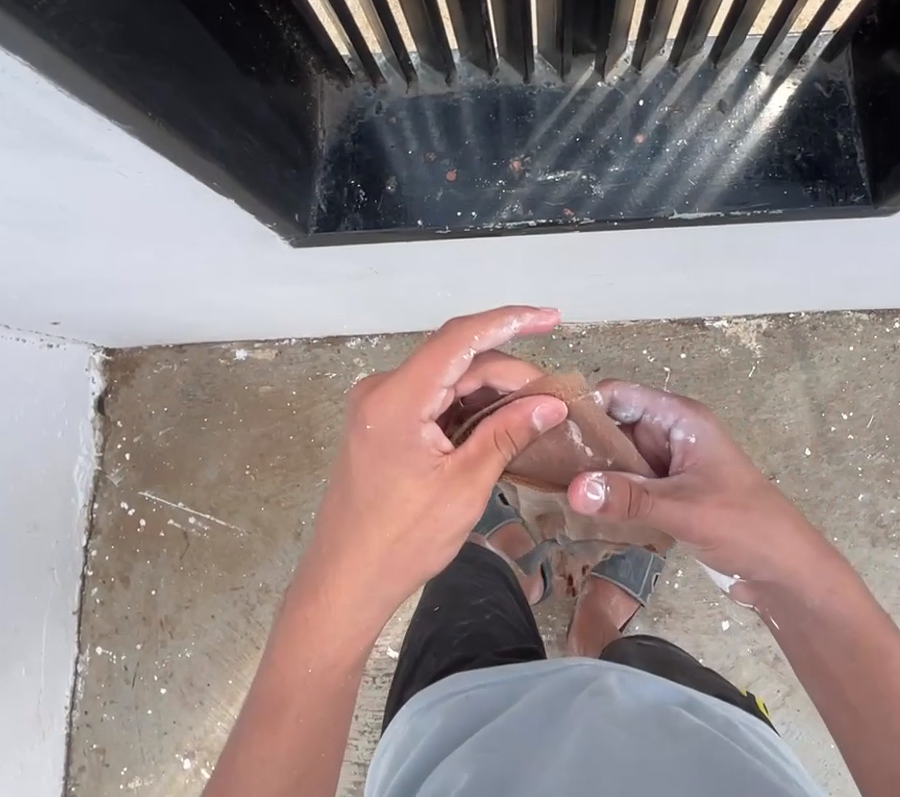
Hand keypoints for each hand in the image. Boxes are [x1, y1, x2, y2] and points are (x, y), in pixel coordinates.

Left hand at [300, 306, 570, 621]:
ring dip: (492, 390)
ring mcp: (380, 404)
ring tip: (536, 411)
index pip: (460, 338)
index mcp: (398, 398)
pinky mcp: (384, 421)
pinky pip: (435, 397)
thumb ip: (508, 434)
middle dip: (509, 373)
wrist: (345, 581)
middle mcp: (383, 389)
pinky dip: (469, 406)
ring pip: (449, 378)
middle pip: (458, 360)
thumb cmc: (403, 540)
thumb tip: (553, 403)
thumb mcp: (465, 486)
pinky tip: (502, 421)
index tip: (552, 318)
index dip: (510, 321)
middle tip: (553, 399)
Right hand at [564, 381, 836, 604]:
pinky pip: (626, 484)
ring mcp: (667, 465)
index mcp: (680, 418)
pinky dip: (604, 492)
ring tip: (541, 481)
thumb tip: (572, 488)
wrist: (784, 571)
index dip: (582, 403)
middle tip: (531, 458)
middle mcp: (670, 433)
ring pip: (616, 457)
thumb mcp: (684, 508)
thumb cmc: (745, 525)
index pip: (620, 395)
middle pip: (613, 425)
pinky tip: (573, 506)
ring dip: (588, 469)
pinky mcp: (665, 493)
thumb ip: (629, 498)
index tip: (540, 421)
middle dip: (577, 440)